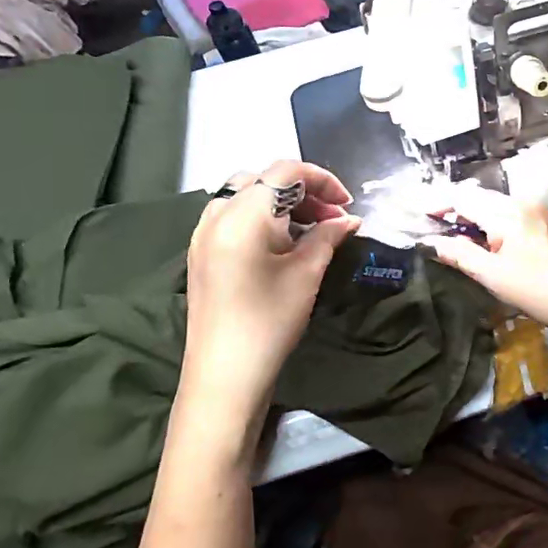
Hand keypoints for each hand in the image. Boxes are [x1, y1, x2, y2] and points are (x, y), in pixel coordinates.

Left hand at [183, 161, 359, 420]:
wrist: (224, 375)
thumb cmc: (269, 321)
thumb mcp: (306, 274)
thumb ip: (327, 236)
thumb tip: (347, 220)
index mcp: (241, 213)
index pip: (285, 172)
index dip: (321, 180)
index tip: (346, 204)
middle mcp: (216, 214)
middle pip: (263, 180)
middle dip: (302, 191)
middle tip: (332, 218)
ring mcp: (203, 234)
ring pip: (245, 197)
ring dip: (281, 204)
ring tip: (310, 231)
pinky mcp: (200, 254)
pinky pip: (232, 218)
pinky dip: (260, 218)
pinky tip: (282, 245)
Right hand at [420, 182, 547, 339]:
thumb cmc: (539, 291)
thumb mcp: (492, 276)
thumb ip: (460, 255)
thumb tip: (432, 243)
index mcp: (507, 213)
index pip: (463, 199)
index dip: (439, 205)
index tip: (421, 216)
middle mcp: (526, 204)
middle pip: (482, 199)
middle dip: (458, 211)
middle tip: (439, 228)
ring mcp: (544, 214)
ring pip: (501, 208)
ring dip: (479, 219)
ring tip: (466, 239)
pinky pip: (518, 217)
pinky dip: (500, 225)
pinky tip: (499, 245)